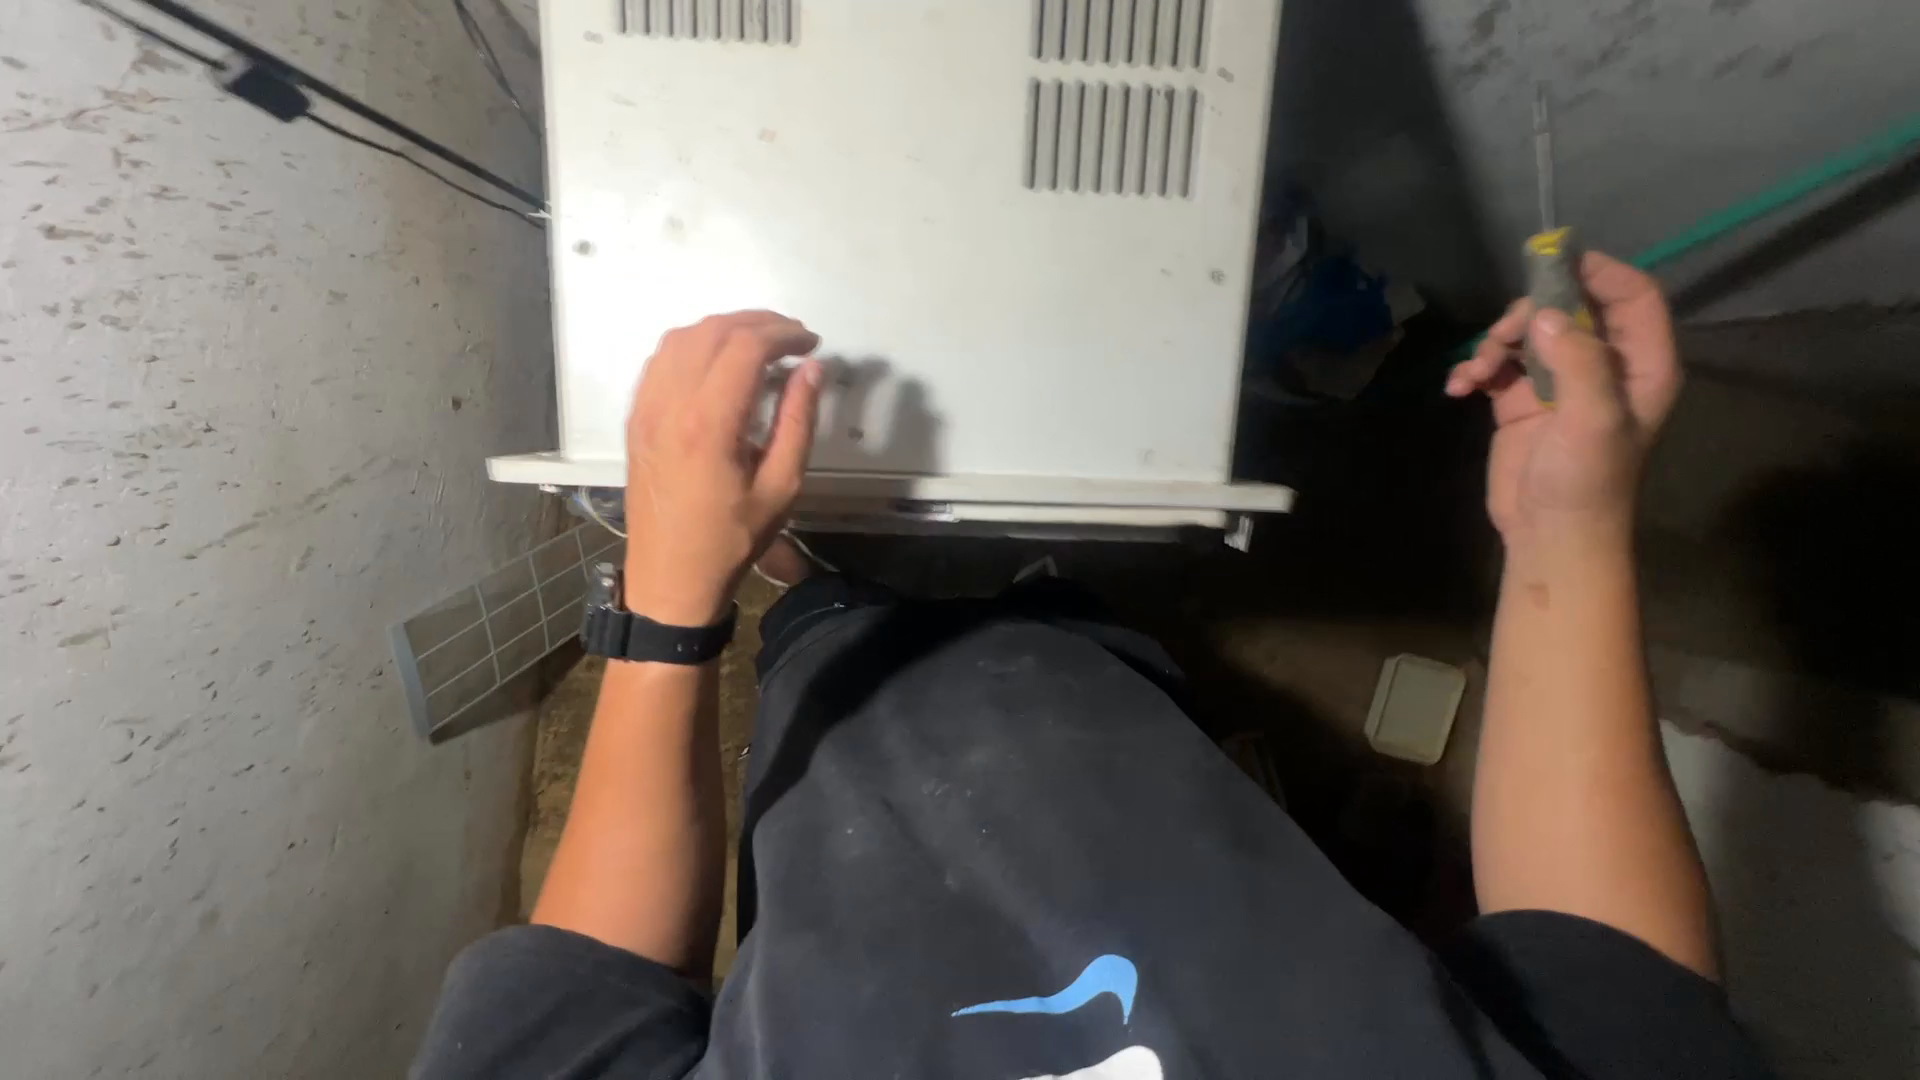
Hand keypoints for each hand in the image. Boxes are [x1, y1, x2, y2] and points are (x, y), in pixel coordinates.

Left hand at [621, 312, 823, 626]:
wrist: (670, 577)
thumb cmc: (732, 539)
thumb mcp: (781, 487)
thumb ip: (798, 422)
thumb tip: (812, 370)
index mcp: (708, 423)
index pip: (745, 347)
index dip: (783, 334)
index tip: (811, 343)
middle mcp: (669, 404)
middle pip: (712, 331)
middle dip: (758, 323)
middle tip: (793, 337)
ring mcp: (645, 408)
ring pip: (680, 337)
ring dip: (723, 328)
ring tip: (760, 343)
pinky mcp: (636, 418)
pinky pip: (660, 359)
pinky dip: (694, 345)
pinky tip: (719, 362)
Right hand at [1446, 252, 1681, 552]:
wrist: (1549, 531)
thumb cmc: (1585, 480)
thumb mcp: (1592, 420)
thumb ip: (1578, 361)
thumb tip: (1545, 315)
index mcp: (1639, 365)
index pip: (1632, 297)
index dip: (1598, 274)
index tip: (1551, 265)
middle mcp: (1601, 367)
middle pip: (1568, 311)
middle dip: (1527, 316)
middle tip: (1500, 337)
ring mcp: (1557, 385)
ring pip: (1525, 337)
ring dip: (1492, 345)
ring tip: (1474, 372)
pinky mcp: (1519, 404)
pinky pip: (1496, 368)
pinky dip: (1473, 371)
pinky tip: (1458, 389)